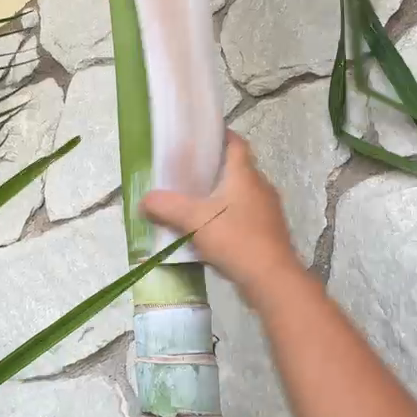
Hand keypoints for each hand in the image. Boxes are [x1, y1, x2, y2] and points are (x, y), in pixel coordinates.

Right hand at [140, 133, 310, 300]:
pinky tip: (207, 233)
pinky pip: (243, 218)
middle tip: (184, 174)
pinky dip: (226, 220)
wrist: (271, 280)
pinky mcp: (268, 234)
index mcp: (244, 175)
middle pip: (235, 170)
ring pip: (239, 196)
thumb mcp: (193, 220)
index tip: (198, 138)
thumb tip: (144, 200)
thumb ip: (166, 207)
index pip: (235, 143)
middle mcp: (260, 187)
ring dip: (218, 198)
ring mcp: (267, 212)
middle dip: (212, 170)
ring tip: (191, 204)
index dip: (219, 136)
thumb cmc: (235, 239)